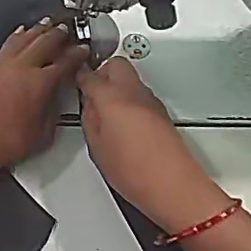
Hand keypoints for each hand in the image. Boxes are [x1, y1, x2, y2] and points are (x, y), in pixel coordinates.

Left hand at [0, 20, 87, 176]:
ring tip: (47, 25)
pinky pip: (8, 43)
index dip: (77, 55)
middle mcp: (21, 68)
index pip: (65, 62)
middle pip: (45, 42)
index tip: (82, 51)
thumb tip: (55, 99)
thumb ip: (52, 110)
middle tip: (67, 31)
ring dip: (39, 30)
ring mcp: (2, 64)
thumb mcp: (41, 133)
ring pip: (25, 38)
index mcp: (39, 83)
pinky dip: (18, 36)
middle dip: (60, 35)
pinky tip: (21, 34)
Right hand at [78, 58, 226, 229]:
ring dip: (117, 85)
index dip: (80, 76)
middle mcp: (134, 93)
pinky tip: (123, 119)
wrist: (173, 186)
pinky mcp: (162, 112)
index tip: (77, 80)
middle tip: (92, 87)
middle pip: (116, 64)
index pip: (90, 75)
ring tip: (107, 108)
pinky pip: (141, 94)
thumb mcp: (96, 147)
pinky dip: (130, 99)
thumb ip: (89, 119)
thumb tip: (88, 108)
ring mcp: (151, 101)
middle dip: (102, 72)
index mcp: (112, 97)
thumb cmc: (138, 172)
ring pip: (130, 77)